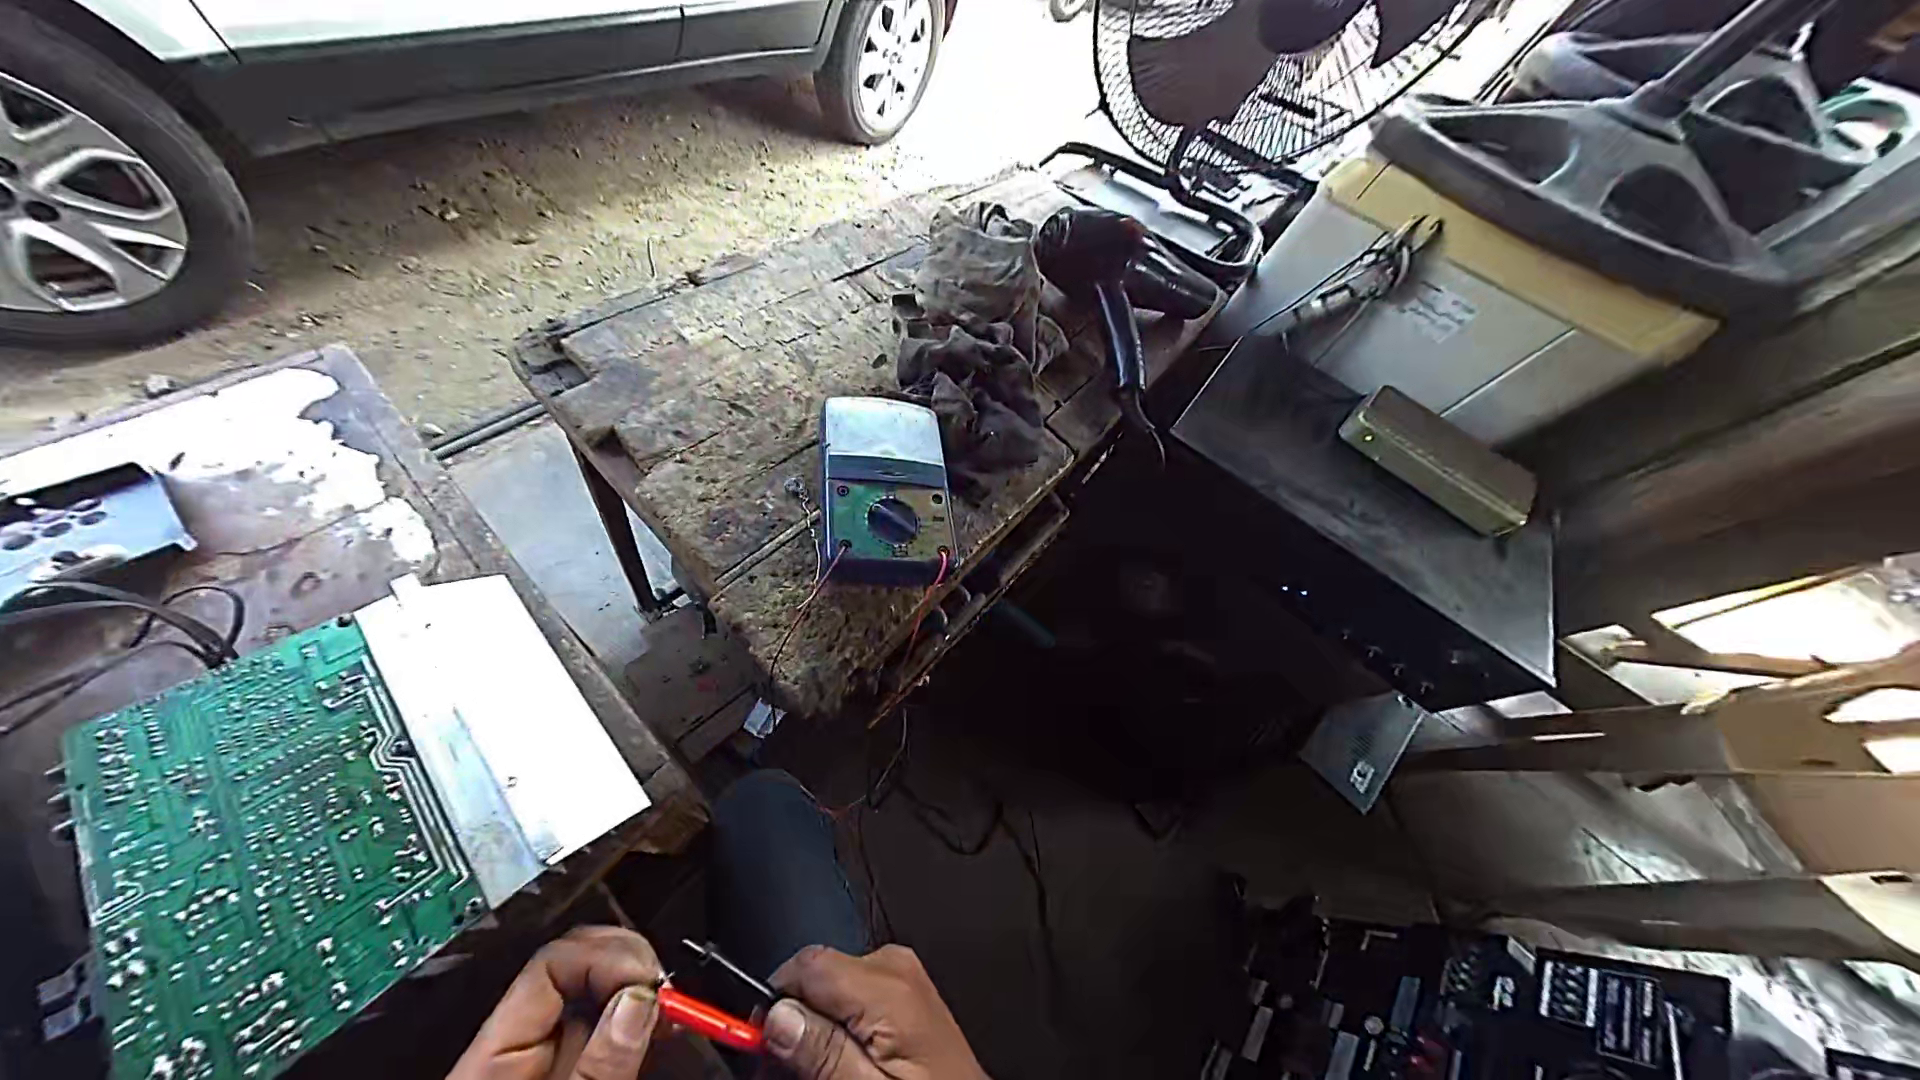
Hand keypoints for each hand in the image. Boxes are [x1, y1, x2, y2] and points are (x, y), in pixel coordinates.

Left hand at [448, 926, 662, 1079]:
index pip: (552, 962)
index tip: (647, 985)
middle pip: (580, 962)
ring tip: (670, 1010)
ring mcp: (539, 1061)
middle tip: (663, 993)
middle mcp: (511, 1052)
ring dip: (640, 989)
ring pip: (597, 990)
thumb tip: (637, 999)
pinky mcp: (565, 1069)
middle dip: (630, 965)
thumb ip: (595, 1068)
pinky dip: (638, 1016)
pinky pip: (604, 1022)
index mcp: (487, 1063)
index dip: (607, 958)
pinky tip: (659, 1026)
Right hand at [763, 945, 988, 1079]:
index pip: (808, 963)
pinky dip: (839, 1017)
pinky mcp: (903, 984)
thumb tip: (777, 1016)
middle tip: (791, 1069)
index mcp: (887, 986)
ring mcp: (902, 971)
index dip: (776, 999)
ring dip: (816, 1019)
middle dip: (796, 1015)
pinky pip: (853, 987)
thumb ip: (823, 1053)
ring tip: (823, 1068)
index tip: (761, 1043)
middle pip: (818, 972)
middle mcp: (895, 965)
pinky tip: (845, 1054)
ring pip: (832, 980)